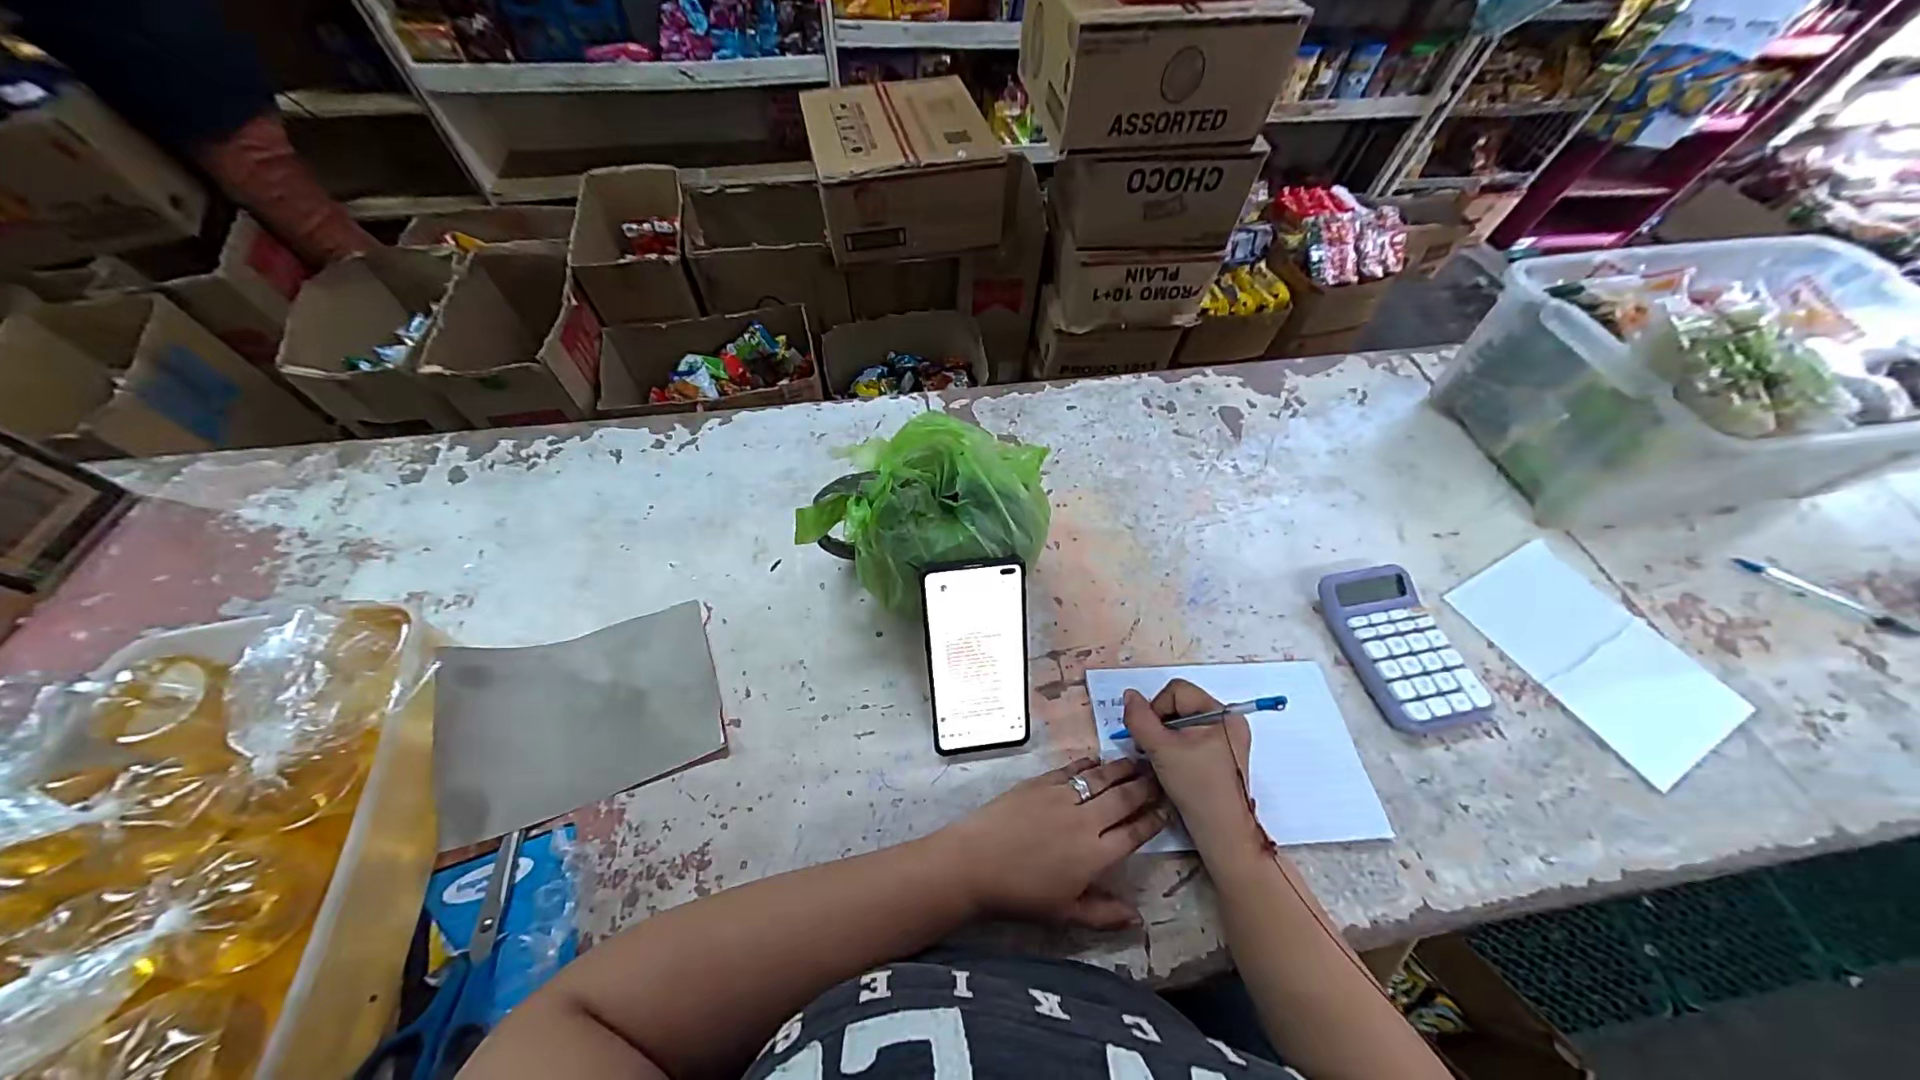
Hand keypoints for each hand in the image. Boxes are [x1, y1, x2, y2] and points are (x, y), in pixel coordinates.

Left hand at [932, 759, 1165, 929]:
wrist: (975, 862)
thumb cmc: (1020, 894)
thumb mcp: (1064, 913)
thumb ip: (1103, 913)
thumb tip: (1137, 918)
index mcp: (1096, 854)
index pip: (1135, 832)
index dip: (1154, 819)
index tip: (1167, 807)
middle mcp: (1085, 821)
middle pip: (1124, 798)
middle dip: (1145, 786)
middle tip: (1159, 775)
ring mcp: (1062, 797)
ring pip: (1101, 778)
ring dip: (1122, 769)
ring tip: (1136, 761)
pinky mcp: (1040, 782)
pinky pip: (1071, 769)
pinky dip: (1087, 764)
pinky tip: (1096, 761)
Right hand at [1122, 681, 1263, 855]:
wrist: (1223, 832)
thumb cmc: (1195, 787)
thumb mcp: (1160, 749)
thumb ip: (1139, 718)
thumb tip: (1129, 695)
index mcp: (1221, 713)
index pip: (1176, 691)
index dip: (1156, 709)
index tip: (1150, 737)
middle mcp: (1230, 721)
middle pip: (1181, 704)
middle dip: (1161, 723)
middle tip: (1153, 748)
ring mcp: (1230, 740)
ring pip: (1185, 723)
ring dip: (1167, 736)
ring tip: (1162, 759)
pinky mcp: (1226, 756)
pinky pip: (1195, 738)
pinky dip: (1179, 747)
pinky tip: (1174, 767)